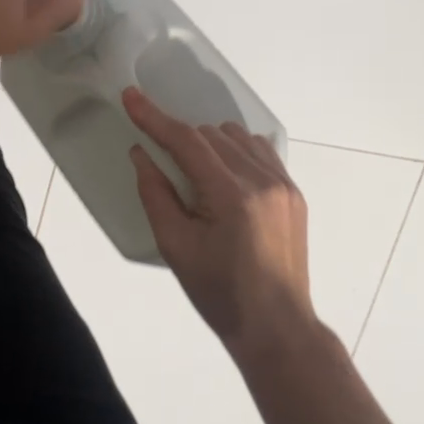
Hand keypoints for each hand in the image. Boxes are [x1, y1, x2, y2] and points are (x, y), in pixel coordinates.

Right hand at [124, 87, 315, 359]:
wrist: (277, 328)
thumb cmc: (219, 292)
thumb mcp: (175, 246)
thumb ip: (155, 193)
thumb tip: (142, 153)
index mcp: (230, 195)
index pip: (186, 141)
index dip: (154, 117)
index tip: (130, 96)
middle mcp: (261, 180)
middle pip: (209, 134)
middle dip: (181, 141)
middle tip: (169, 170)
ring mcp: (283, 184)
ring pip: (235, 136)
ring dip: (209, 144)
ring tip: (201, 178)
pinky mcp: (293, 192)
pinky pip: (259, 149)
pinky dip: (236, 151)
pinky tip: (228, 175)